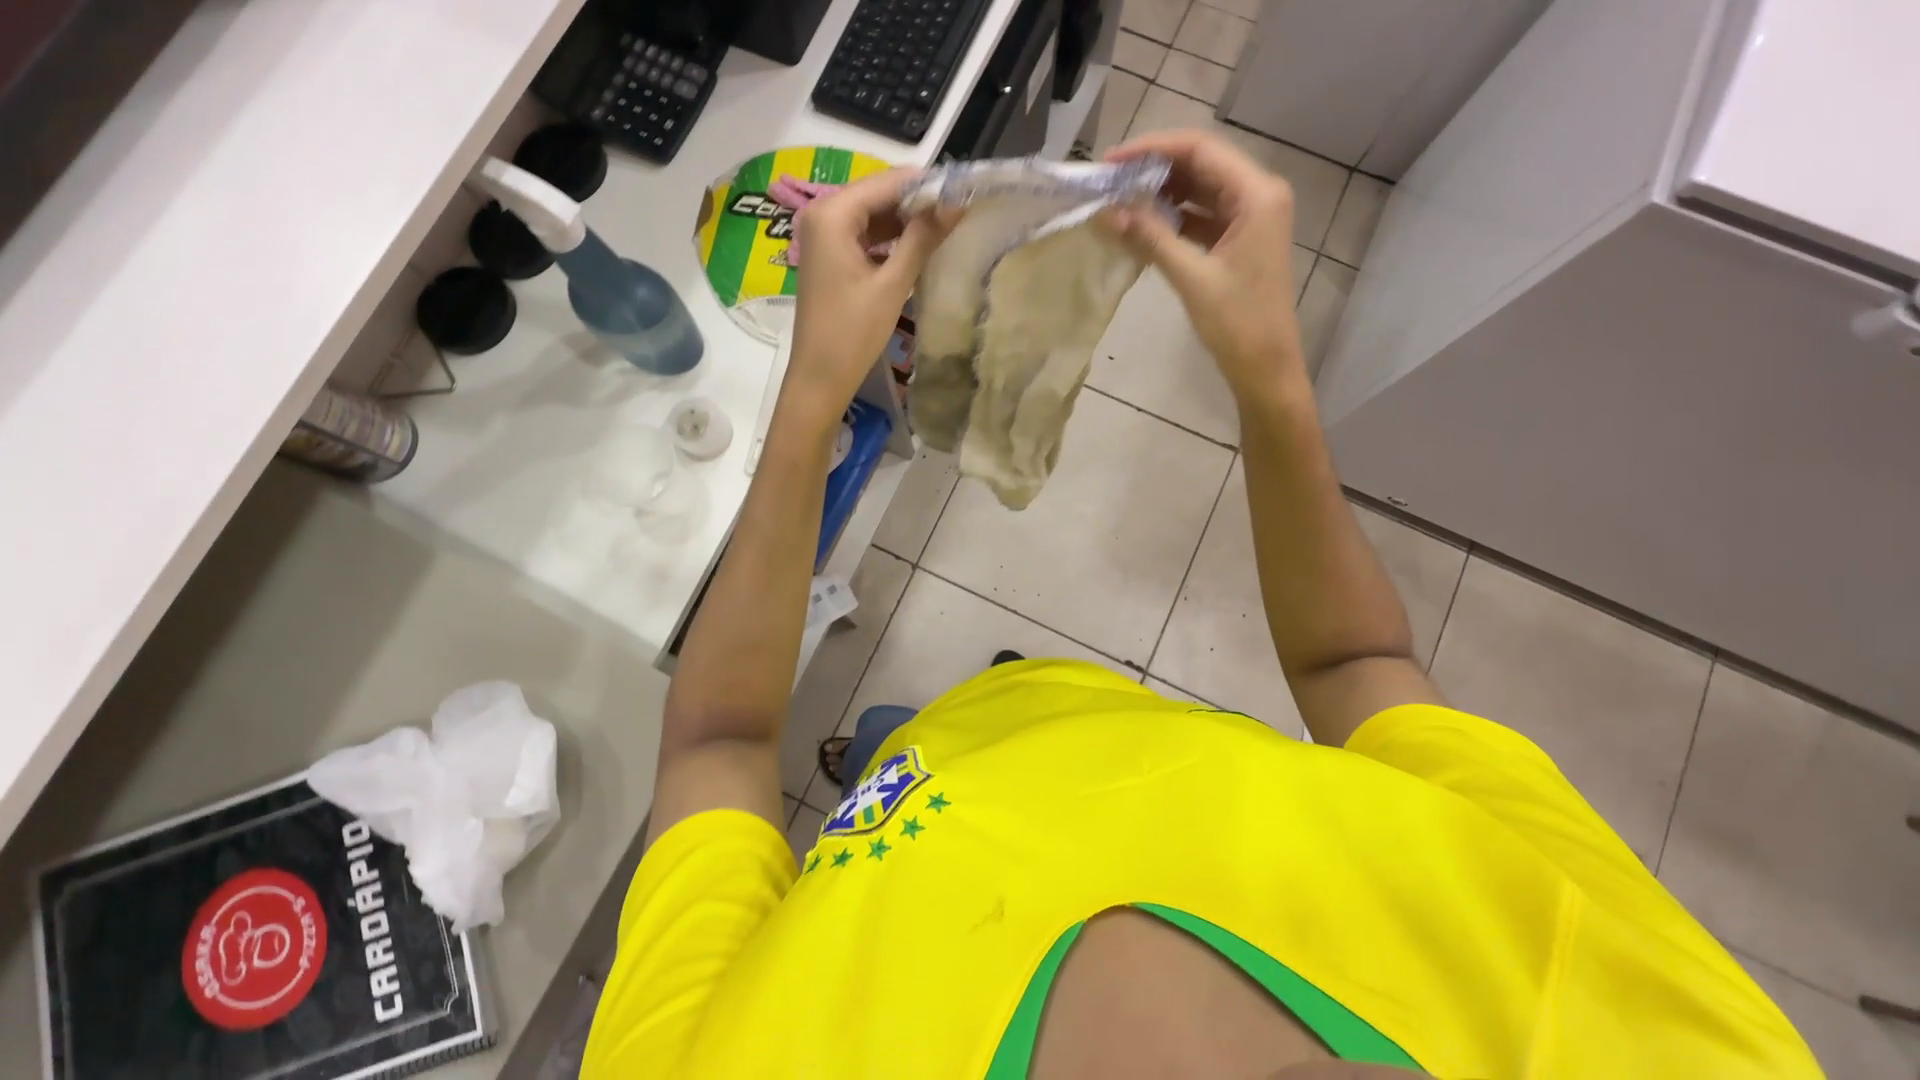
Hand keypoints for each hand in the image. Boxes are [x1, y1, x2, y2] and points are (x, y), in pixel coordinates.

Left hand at [784, 168, 949, 428]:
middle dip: (917, 202)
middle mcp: (822, 214)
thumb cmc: (853, 332)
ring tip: (947, 228)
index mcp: (832, 213)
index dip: (927, 185)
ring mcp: (822, 235)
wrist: (820, 377)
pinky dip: (890, 239)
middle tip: (960, 212)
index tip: (964, 193)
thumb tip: (956, 204)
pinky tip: (918, 247)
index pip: (888, 181)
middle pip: (879, 194)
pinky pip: (864, 235)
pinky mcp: (828, 256)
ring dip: (906, 221)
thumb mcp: (893, 283)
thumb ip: (923, 238)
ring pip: (873, 215)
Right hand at [1105, 130, 1306, 400]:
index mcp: (1257, 194)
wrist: (1266, 366)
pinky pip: (1204, 213)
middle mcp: (1259, 194)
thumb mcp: (1191, 277)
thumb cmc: (1237, 322)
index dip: (1153, 149)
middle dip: (1155, 169)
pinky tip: (1143, 224)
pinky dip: (1174, 216)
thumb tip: (1107, 212)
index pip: (1200, 149)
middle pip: (1201, 163)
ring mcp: (1252, 216)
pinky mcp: (1242, 237)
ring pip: (1201, 188)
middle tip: (1111, 181)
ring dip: (1162, 192)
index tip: (1111, 162)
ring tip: (1121, 200)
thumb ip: (1150, 237)